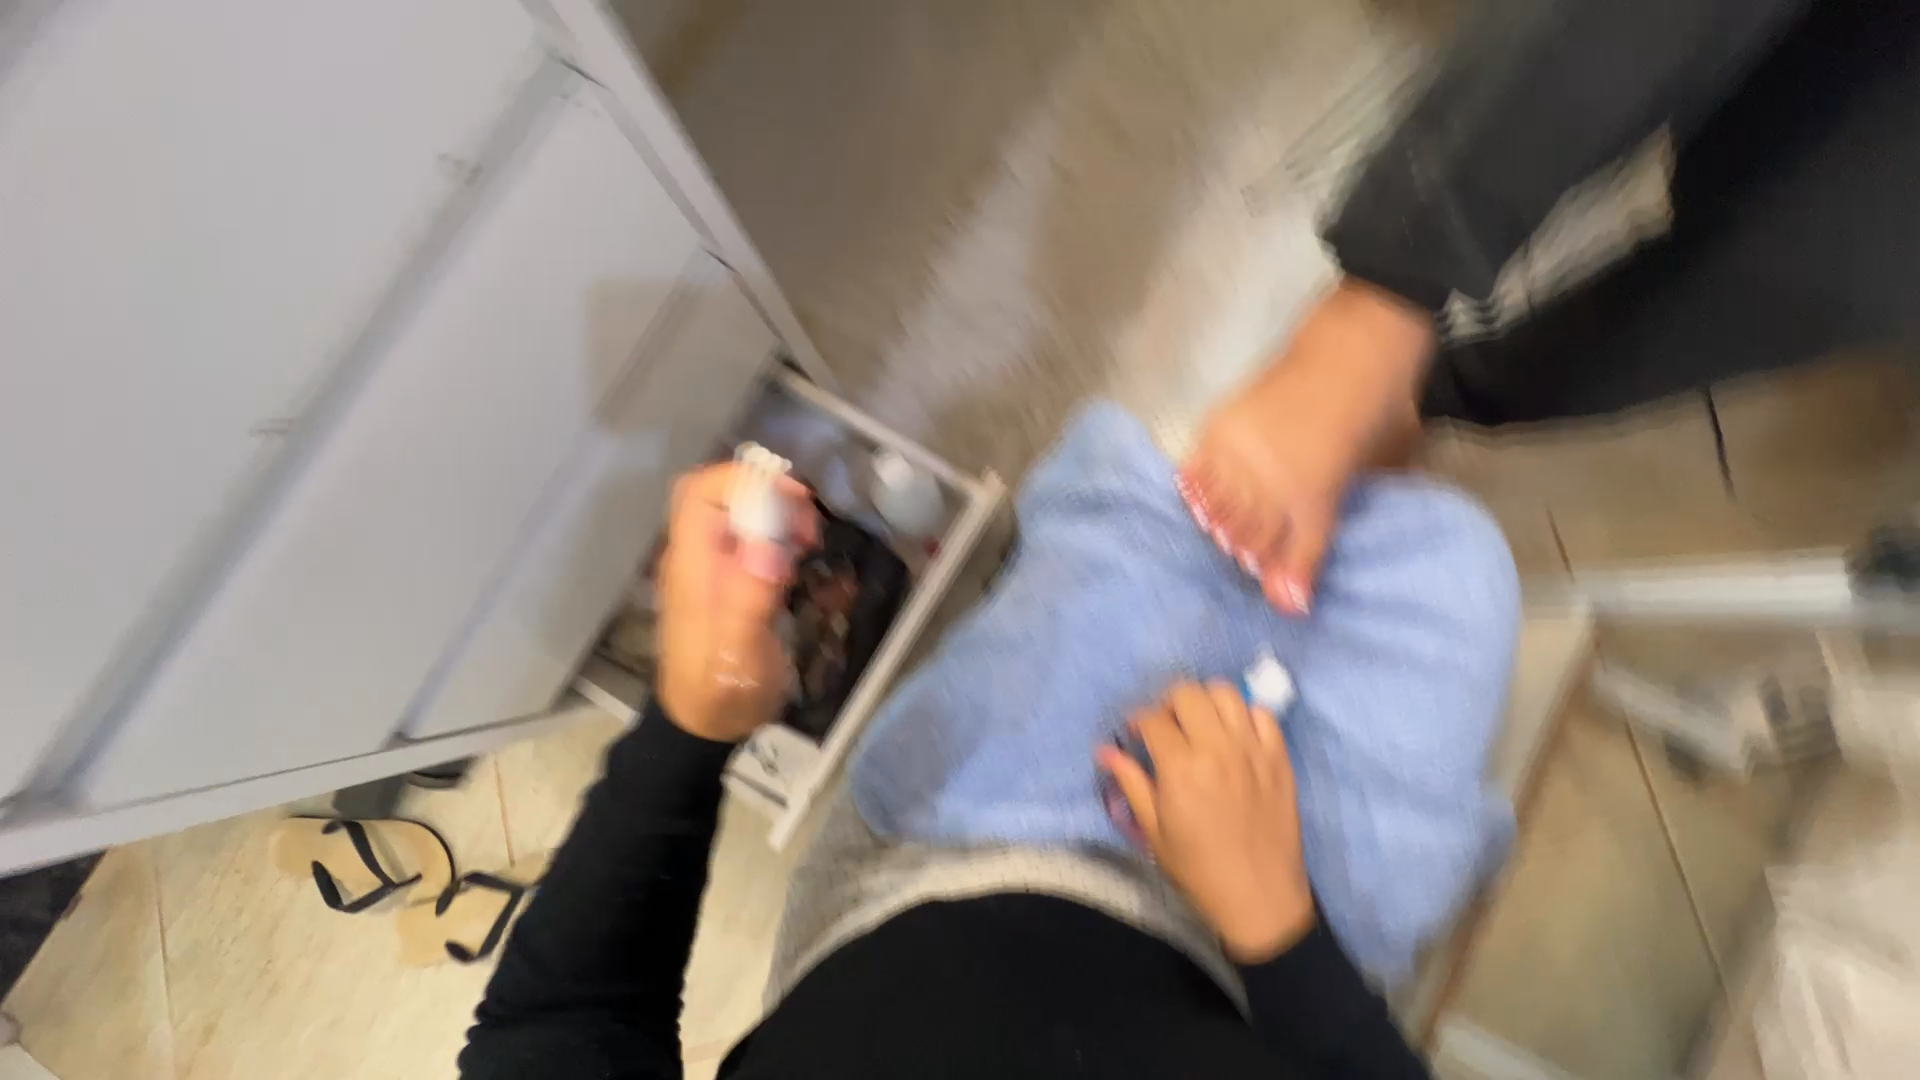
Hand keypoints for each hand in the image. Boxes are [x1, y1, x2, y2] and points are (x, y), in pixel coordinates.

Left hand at [655, 463, 818, 742]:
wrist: (703, 726)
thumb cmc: (722, 694)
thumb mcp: (740, 656)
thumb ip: (749, 601)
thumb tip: (767, 547)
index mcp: (692, 567)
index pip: (701, 493)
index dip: (746, 482)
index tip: (794, 501)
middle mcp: (695, 558)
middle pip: (718, 493)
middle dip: (767, 493)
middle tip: (807, 525)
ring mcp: (709, 567)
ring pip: (735, 511)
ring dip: (776, 512)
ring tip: (809, 540)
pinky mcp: (725, 579)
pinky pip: (747, 536)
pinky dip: (776, 532)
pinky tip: (799, 555)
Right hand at [1098, 681, 1314, 962]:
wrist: (1259, 898)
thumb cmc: (1198, 868)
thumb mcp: (1154, 830)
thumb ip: (1131, 782)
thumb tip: (1105, 750)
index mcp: (1180, 767)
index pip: (1152, 718)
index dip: (1138, 720)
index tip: (1136, 732)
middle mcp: (1217, 749)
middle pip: (1188, 693)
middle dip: (1169, 703)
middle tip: (1167, 725)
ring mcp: (1252, 750)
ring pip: (1226, 693)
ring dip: (1206, 701)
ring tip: (1201, 723)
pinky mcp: (1279, 759)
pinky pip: (1263, 714)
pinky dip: (1245, 715)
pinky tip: (1235, 734)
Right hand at [1180, 278, 1432, 614]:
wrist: (1353, 346)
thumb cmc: (1377, 407)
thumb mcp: (1381, 468)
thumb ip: (1359, 505)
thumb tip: (1347, 529)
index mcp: (1313, 493)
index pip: (1294, 550)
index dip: (1288, 579)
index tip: (1285, 602)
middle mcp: (1271, 481)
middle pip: (1251, 535)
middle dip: (1251, 557)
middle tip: (1249, 566)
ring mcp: (1241, 453)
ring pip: (1221, 508)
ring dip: (1222, 530)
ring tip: (1223, 540)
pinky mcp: (1221, 428)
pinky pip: (1198, 473)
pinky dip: (1197, 493)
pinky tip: (1197, 506)